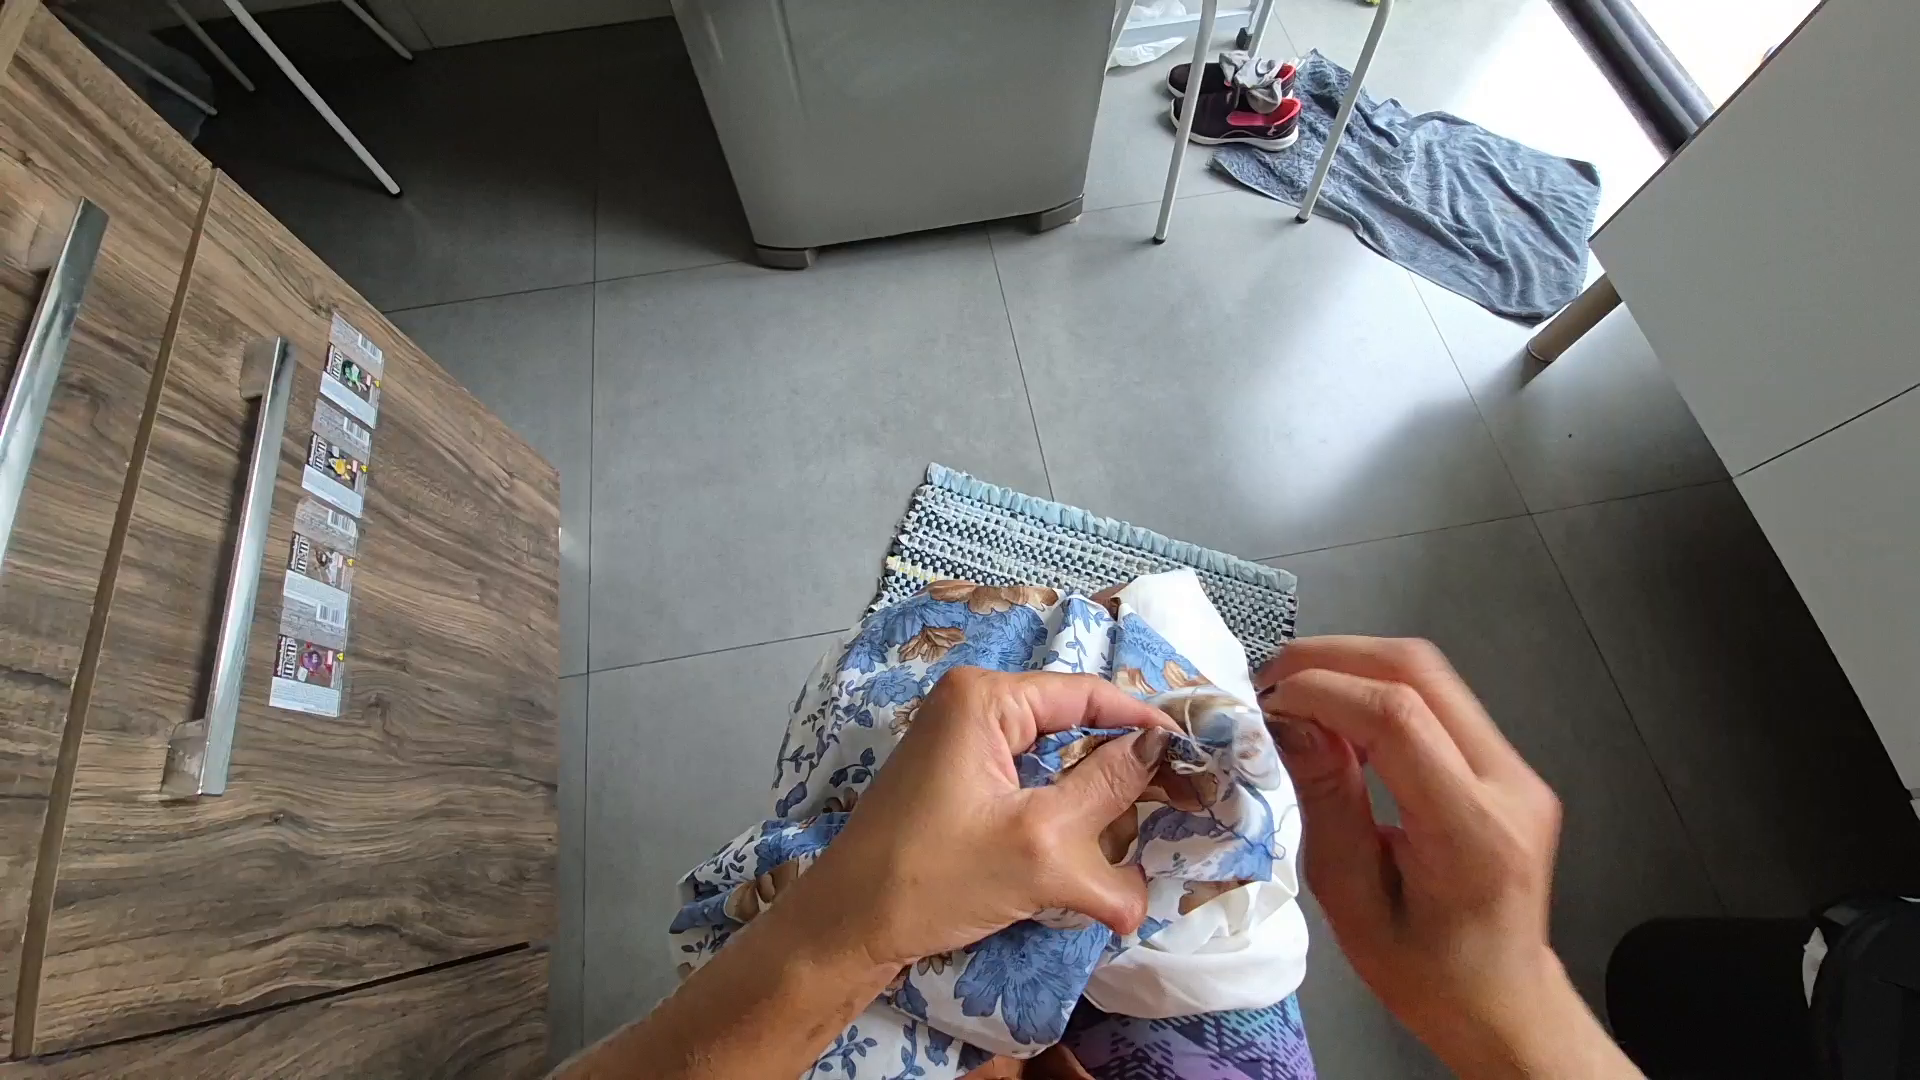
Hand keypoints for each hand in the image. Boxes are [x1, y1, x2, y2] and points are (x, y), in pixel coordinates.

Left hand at [791, 667, 1175, 968]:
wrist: (849, 926)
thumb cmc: (935, 876)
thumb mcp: (1037, 840)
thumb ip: (1105, 789)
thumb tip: (1159, 751)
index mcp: (984, 697)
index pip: (1084, 693)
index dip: (1142, 723)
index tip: (1191, 756)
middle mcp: (972, 704)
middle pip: (1069, 722)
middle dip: (1119, 764)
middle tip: (1176, 797)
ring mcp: (962, 739)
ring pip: (1051, 754)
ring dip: (1092, 792)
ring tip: (1139, 824)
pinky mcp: (959, 775)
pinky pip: (1027, 776)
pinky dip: (1061, 804)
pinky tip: (1089, 835)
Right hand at [1257, 637, 1637, 1078]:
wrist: (1505, 1003)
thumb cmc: (1421, 970)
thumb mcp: (1348, 894)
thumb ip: (1324, 798)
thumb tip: (1288, 718)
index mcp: (1473, 832)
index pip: (1396, 718)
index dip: (1320, 692)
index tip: (1266, 705)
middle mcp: (1510, 783)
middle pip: (1417, 669)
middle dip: (1329, 658)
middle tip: (1270, 682)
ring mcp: (1514, 765)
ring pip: (1425, 668)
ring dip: (1347, 662)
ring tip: (1293, 691)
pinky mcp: (1502, 758)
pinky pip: (1431, 691)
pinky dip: (1368, 682)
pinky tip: (1332, 711)